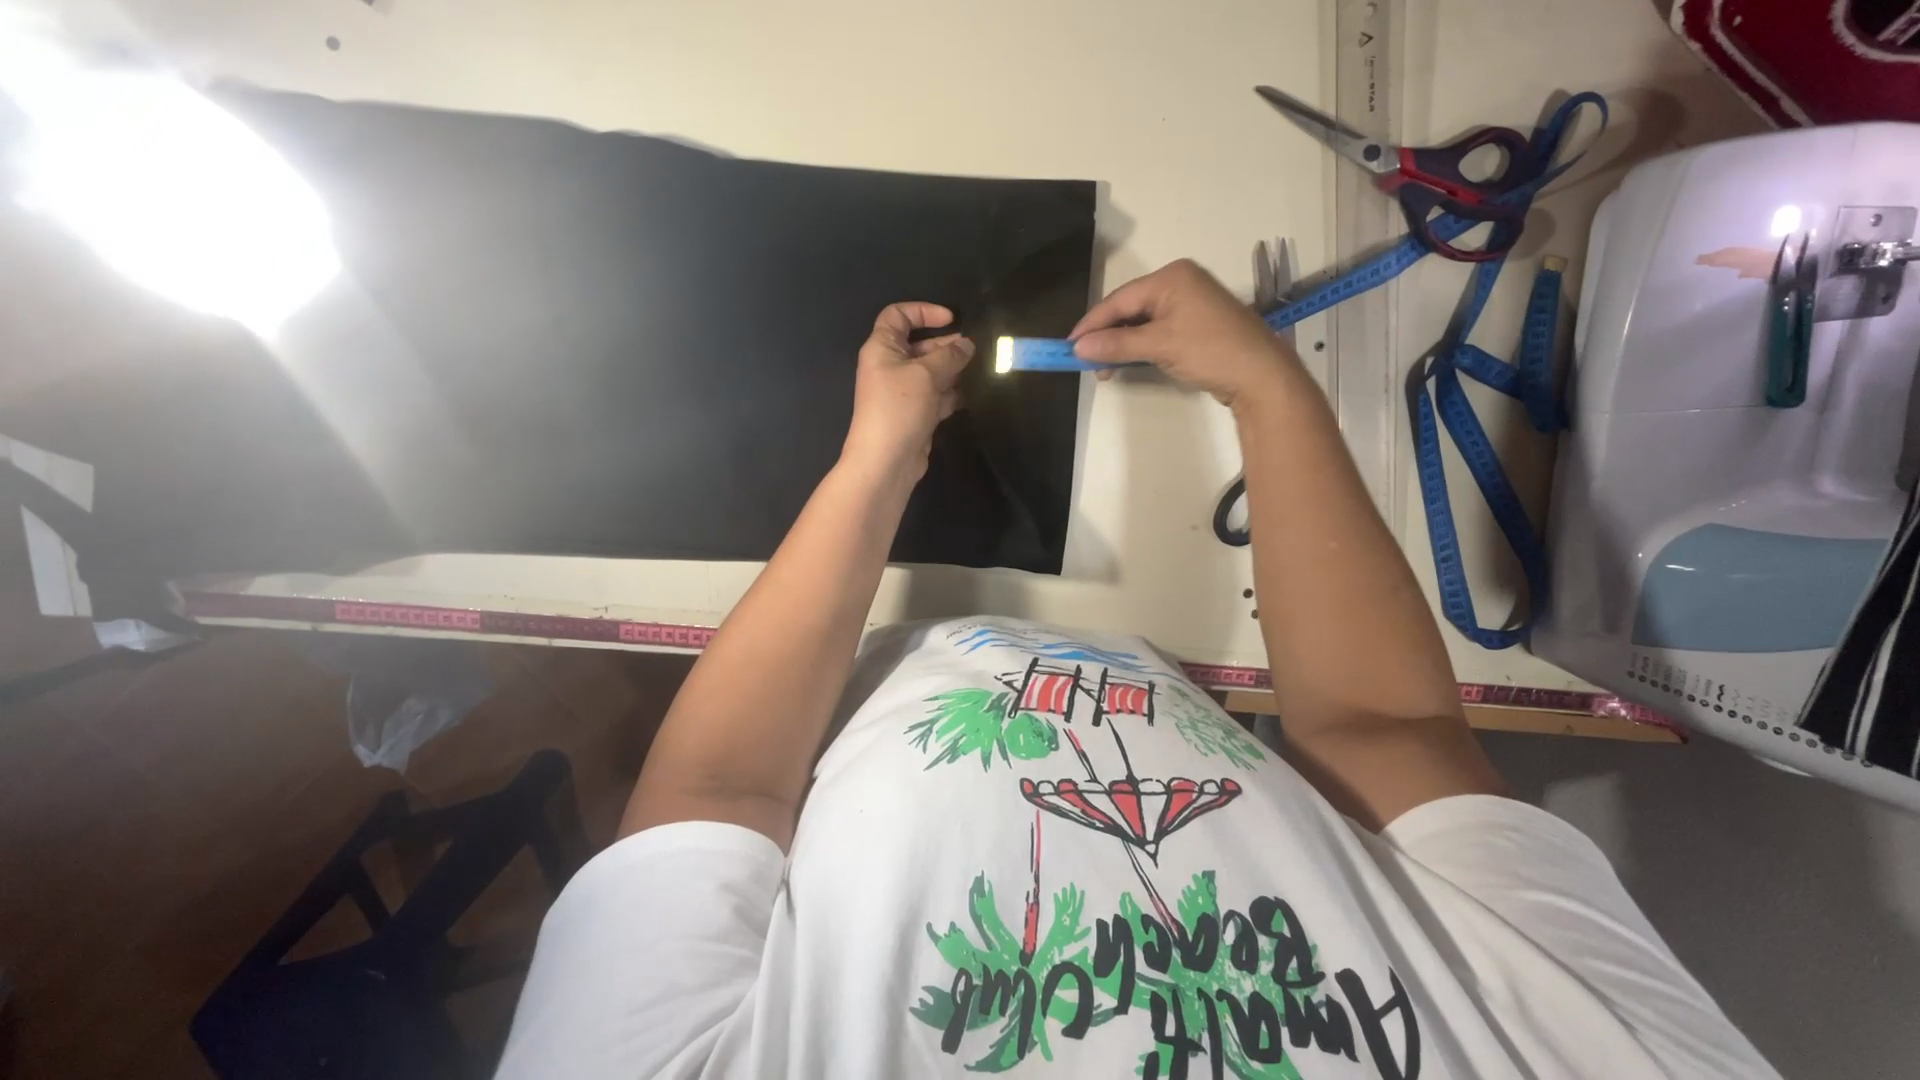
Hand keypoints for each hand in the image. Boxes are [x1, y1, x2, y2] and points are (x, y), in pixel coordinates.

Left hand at [841, 302, 974, 480]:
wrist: (886, 461)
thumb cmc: (899, 408)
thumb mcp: (926, 374)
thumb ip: (949, 356)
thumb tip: (967, 344)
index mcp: (882, 348)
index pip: (897, 315)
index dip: (923, 311)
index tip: (951, 319)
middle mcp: (890, 366)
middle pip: (921, 345)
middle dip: (947, 346)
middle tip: (975, 350)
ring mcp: (903, 392)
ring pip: (932, 372)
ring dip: (954, 371)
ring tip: (981, 370)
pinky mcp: (916, 414)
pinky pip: (937, 395)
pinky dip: (952, 394)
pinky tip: (974, 394)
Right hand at [1069, 259, 1300, 406]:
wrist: (1261, 374)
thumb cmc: (1210, 351)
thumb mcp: (1159, 346)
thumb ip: (1117, 344)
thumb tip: (1079, 347)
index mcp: (1171, 277)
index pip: (1119, 299)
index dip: (1092, 324)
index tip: (1069, 347)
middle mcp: (1179, 282)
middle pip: (1129, 308)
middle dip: (1106, 335)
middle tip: (1086, 361)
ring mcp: (1190, 303)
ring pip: (1142, 321)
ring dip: (1122, 344)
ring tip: (1104, 368)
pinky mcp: (1196, 323)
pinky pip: (1157, 330)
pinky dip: (1140, 346)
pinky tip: (1127, 362)